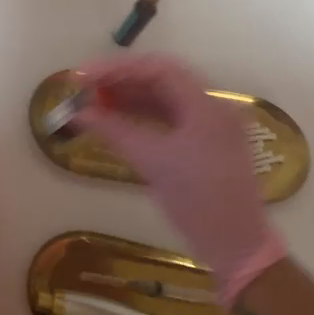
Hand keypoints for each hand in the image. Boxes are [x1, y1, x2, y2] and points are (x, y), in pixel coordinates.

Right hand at [73, 53, 285, 304]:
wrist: (236, 246)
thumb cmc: (197, 201)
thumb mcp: (152, 162)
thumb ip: (113, 130)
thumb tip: (77, 112)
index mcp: (207, 106)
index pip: (158, 69)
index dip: (116, 68)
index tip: (83, 77)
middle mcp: (212, 108)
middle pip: (161, 80)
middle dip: (120, 81)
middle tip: (84, 90)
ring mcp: (210, 126)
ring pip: (164, 99)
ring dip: (129, 98)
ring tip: (93, 104)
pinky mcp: (205, 144)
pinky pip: (169, 119)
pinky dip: (141, 117)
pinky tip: (115, 121)